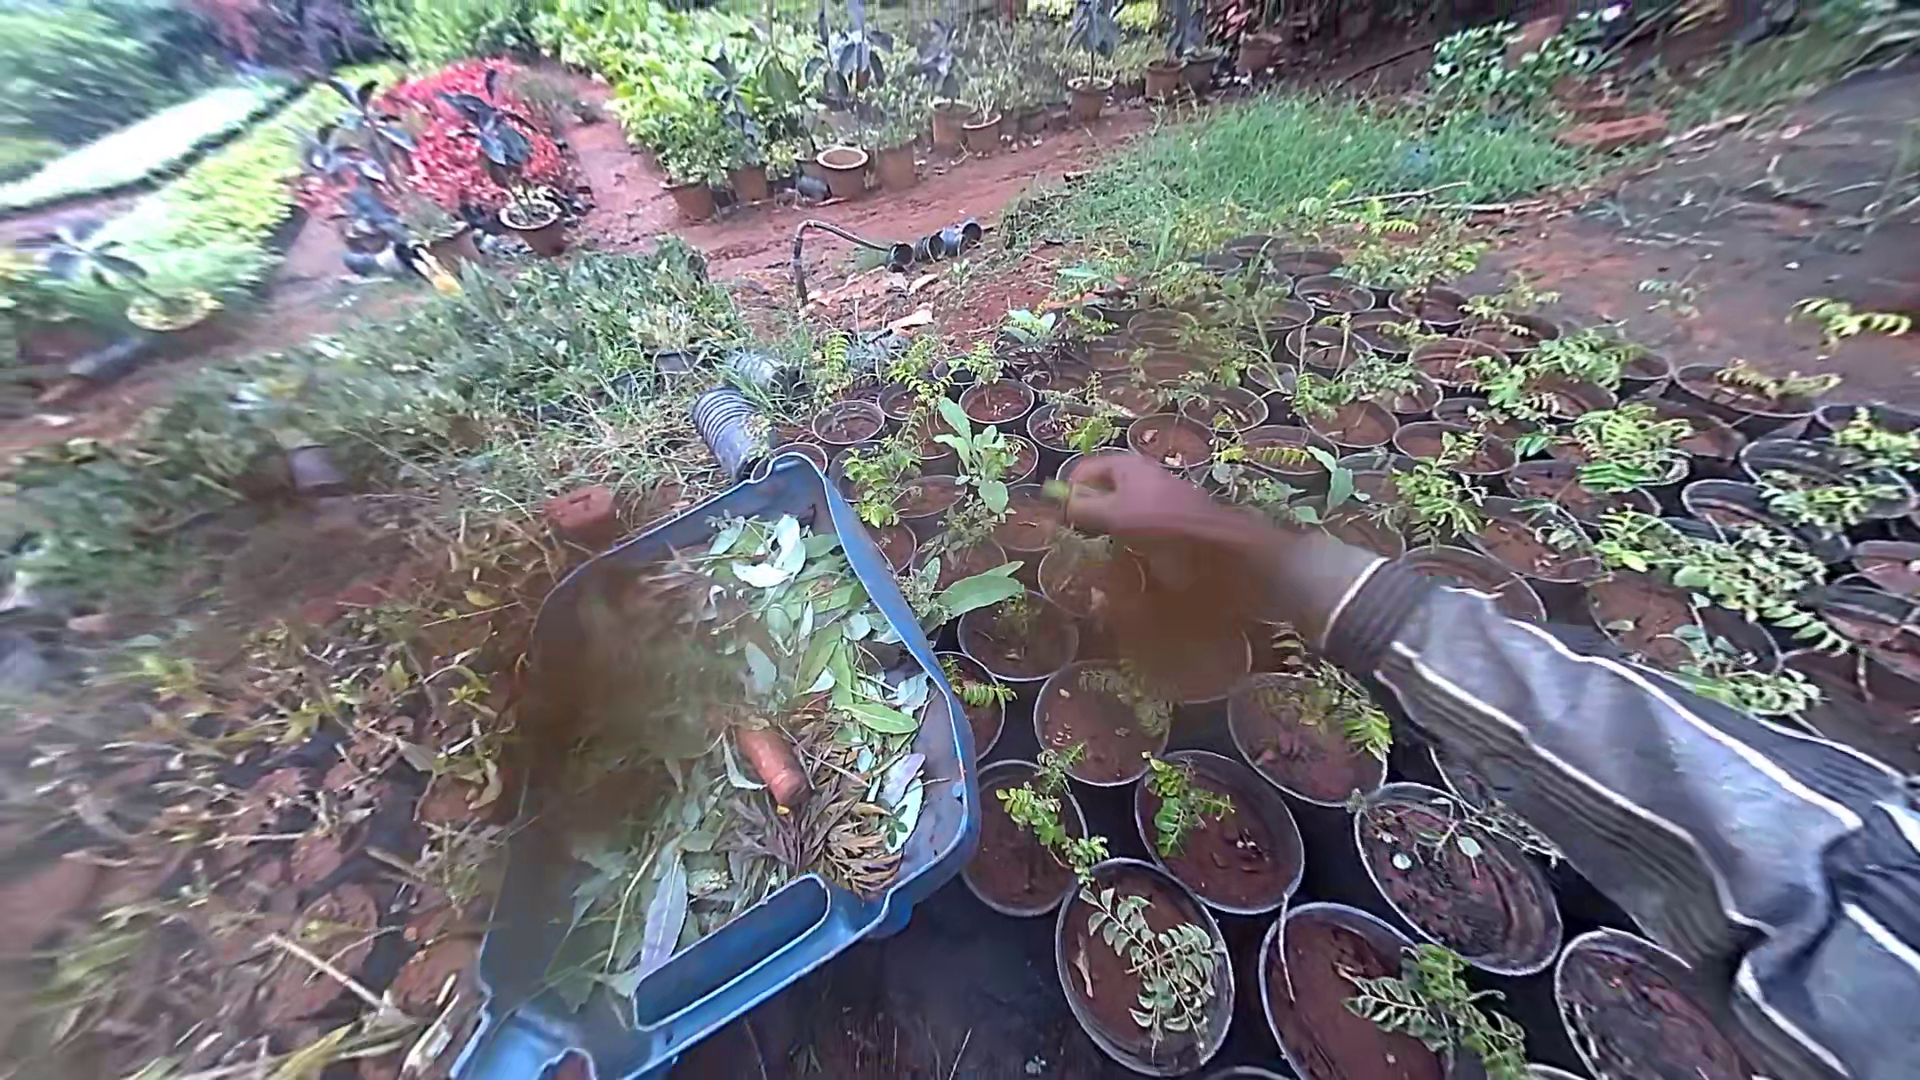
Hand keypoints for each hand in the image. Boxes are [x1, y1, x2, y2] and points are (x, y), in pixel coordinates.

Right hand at [1063, 453, 1259, 546]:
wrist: (1212, 544)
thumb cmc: (1157, 521)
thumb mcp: (1112, 514)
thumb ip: (1082, 509)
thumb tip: (1059, 506)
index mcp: (1124, 465)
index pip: (1082, 470)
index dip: (1068, 492)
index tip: (1061, 519)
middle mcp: (1138, 475)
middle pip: (1098, 489)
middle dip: (1085, 510)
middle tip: (1078, 535)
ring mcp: (1153, 496)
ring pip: (1114, 508)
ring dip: (1102, 526)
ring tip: (1098, 546)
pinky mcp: (1164, 518)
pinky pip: (1132, 522)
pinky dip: (1122, 535)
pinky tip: (1122, 550)